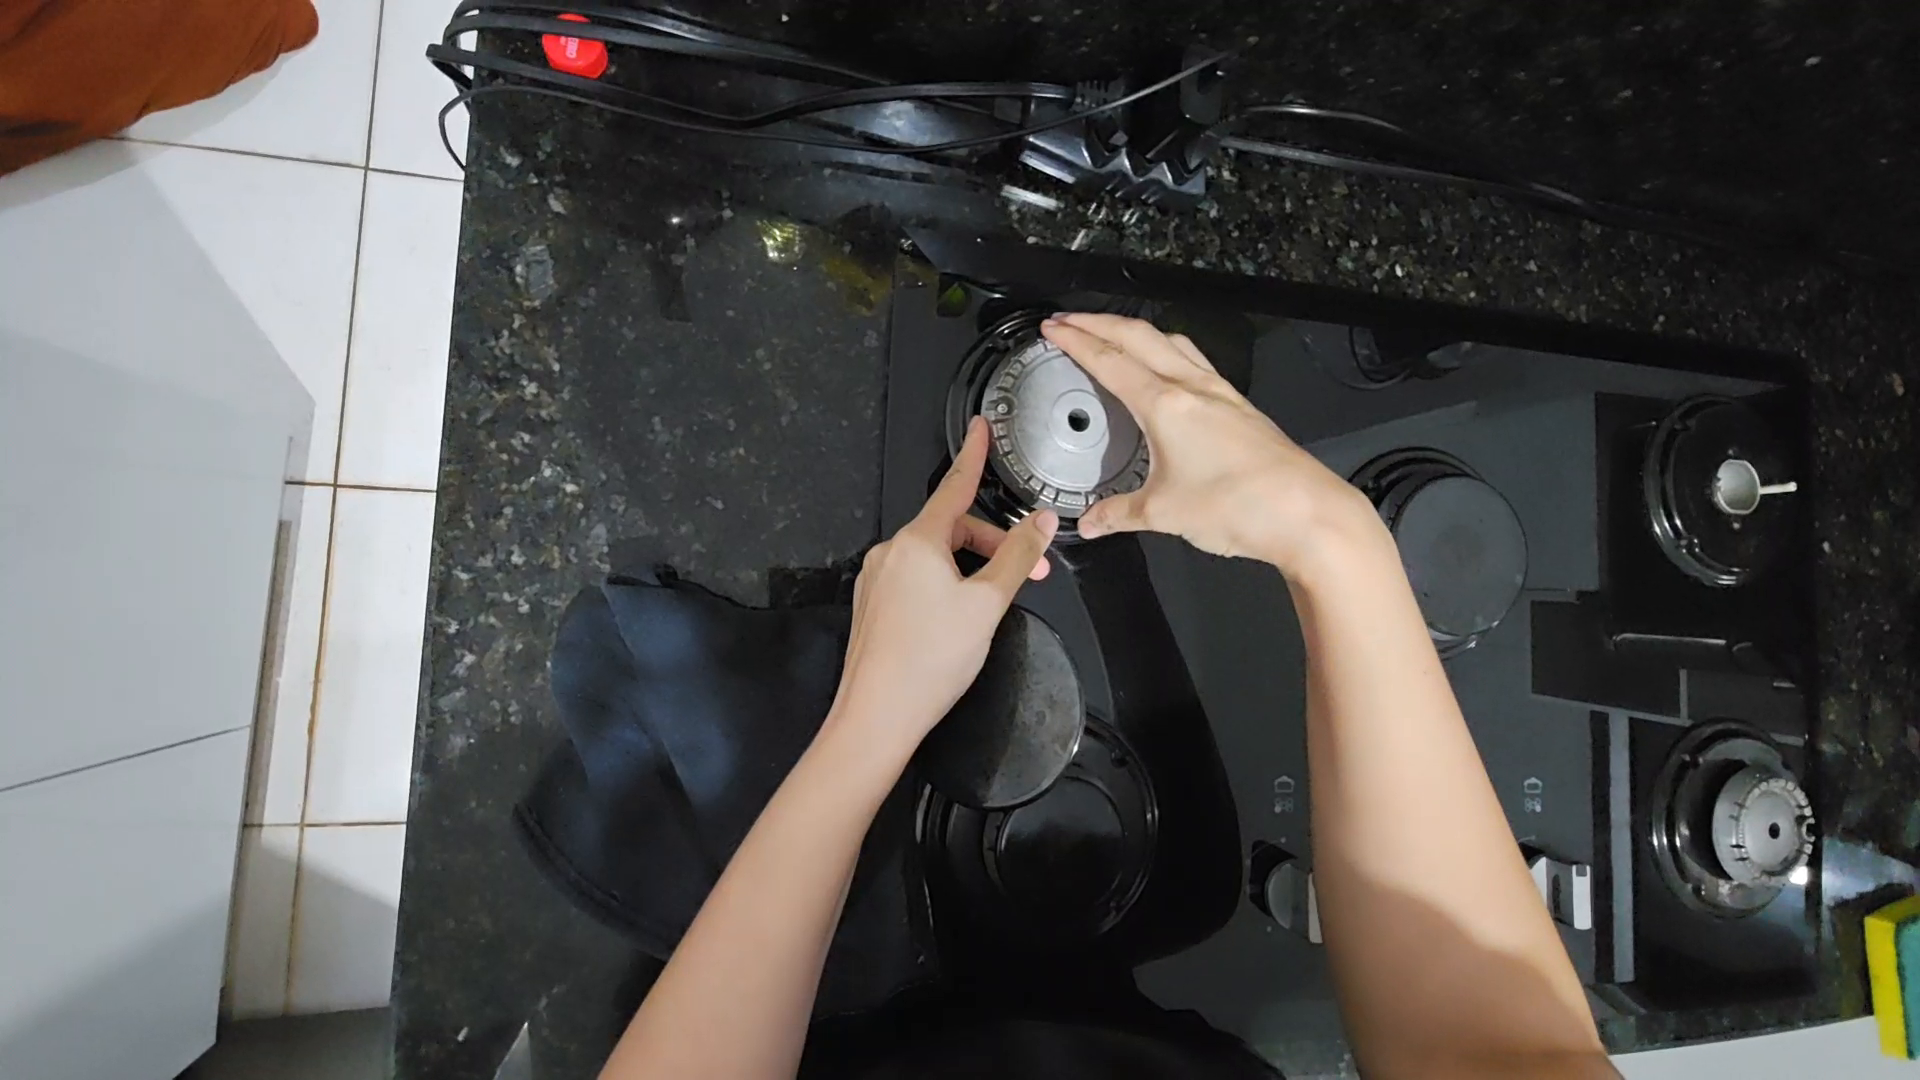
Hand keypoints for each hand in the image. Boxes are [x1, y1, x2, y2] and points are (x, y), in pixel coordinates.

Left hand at [827, 416, 1057, 760]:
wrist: (876, 716)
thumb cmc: (932, 657)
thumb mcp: (987, 603)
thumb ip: (1019, 557)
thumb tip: (1043, 521)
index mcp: (917, 541)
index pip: (954, 486)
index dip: (974, 455)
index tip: (980, 426)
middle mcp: (891, 552)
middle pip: (952, 530)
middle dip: (994, 545)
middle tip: (1033, 575)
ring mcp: (877, 579)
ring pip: (936, 558)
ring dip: (973, 569)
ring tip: (996, 604)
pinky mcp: (874, 606)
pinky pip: (918, 580)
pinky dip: (948, 586)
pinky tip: (960, 619)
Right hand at [1040, 312, 1378, 575]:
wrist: (1307, 514)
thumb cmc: (1242, 506)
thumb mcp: (1164, 513)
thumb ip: (1119, 514)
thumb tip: (1092, 523)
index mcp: (1166, 405)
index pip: (1110, 360)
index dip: (1076, 340)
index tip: (1053, 328)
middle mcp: (1194, 389)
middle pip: (1139, 336)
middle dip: (1098, 323)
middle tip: (1070, 321)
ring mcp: (1221, 394)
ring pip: (1171, 342)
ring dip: (1135, 331)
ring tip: (1113, 335)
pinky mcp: (1239, 408)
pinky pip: (1196, 362)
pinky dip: (1168, 352)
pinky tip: (1167, 369)